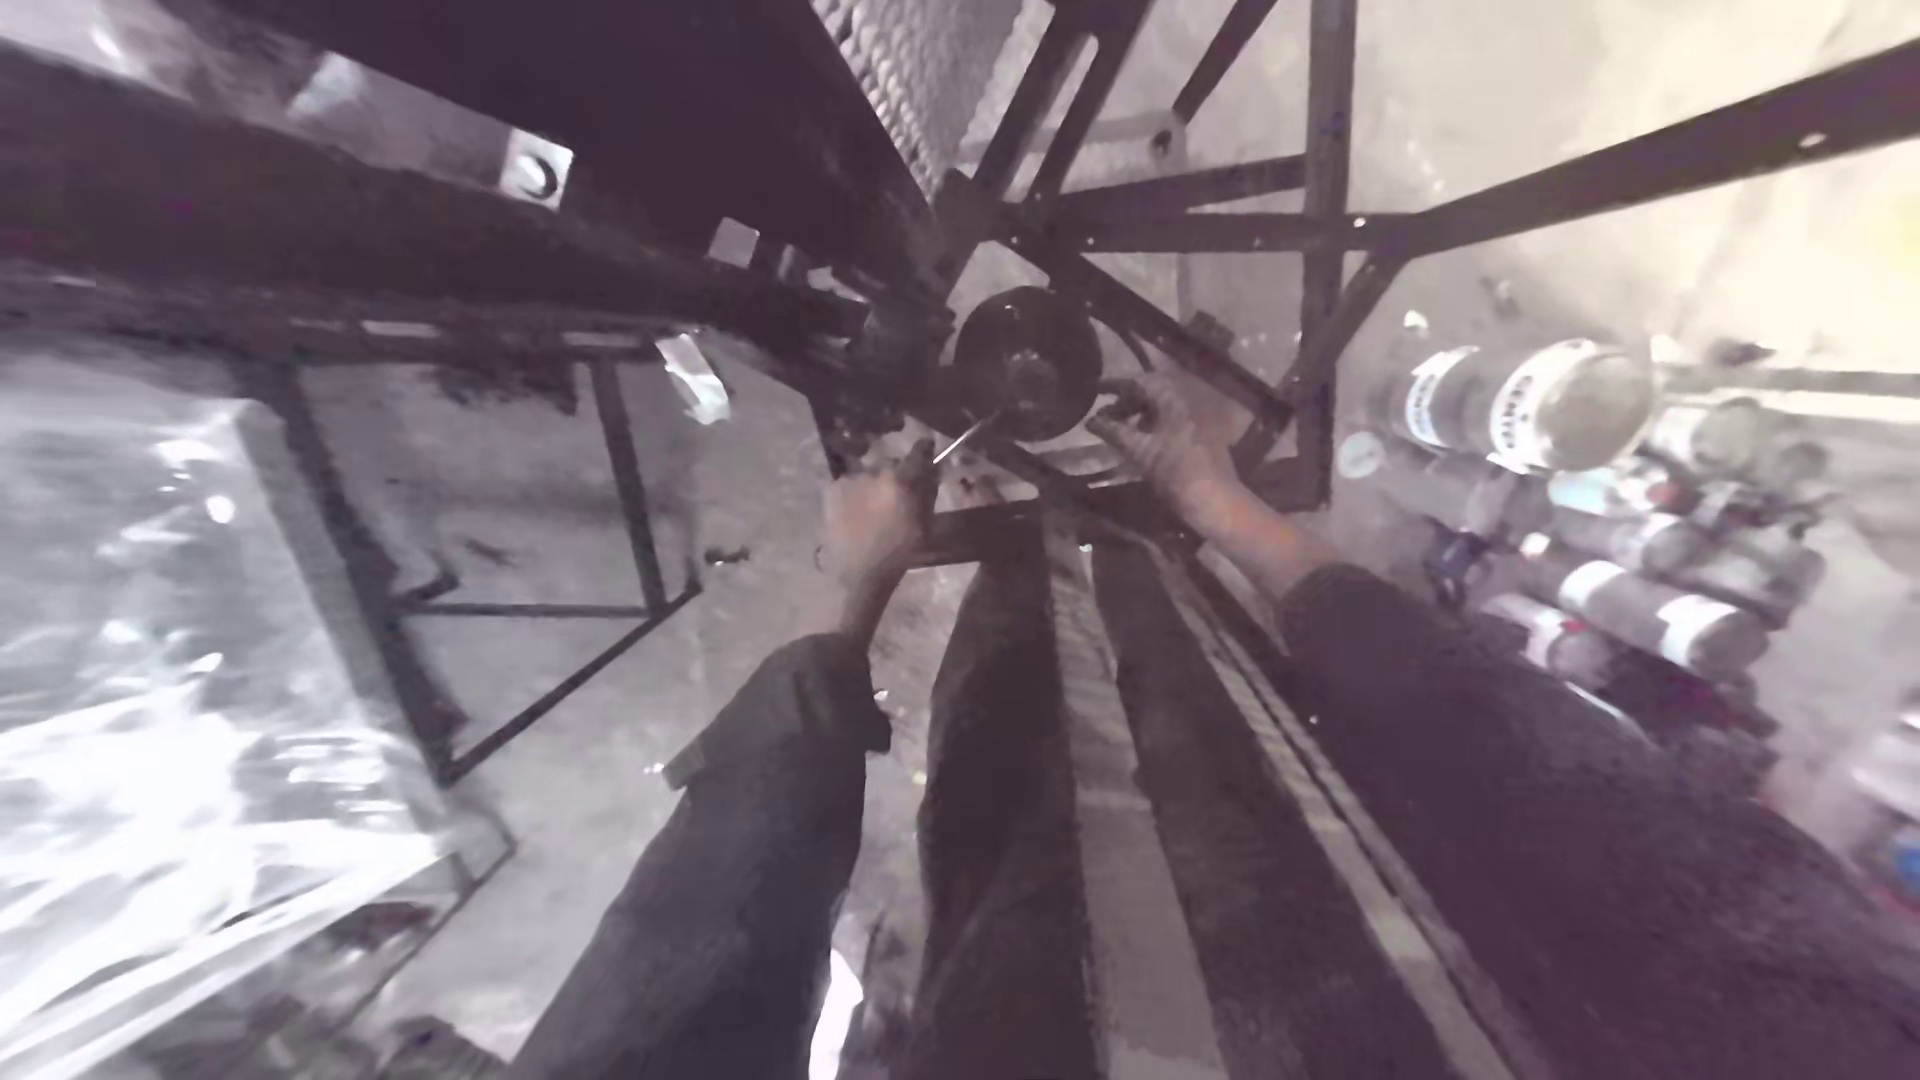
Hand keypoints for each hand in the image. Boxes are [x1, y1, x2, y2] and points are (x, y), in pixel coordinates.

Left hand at [821, 438, 935, 589]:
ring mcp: (850, 479)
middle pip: (889, 462)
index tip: (926, 448)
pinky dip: (854, 491)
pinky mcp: (831, 489)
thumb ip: (928, 491)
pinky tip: (855, 509)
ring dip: (872, 482)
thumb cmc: (899, 552)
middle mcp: (874, 472)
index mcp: (900, 479)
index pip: (918, 451)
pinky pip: (849, 482)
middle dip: (895, 472)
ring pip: (867, 472)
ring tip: (872, 503)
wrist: (859, 572)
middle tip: (895, 491)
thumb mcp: (924, 523)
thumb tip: (932, 468)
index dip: (924, 449)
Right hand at [1087, 374, 1243, 524]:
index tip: (1094, 388)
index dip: (1114, 384)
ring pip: (1161, 404)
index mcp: (1173, 397)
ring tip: (1119, 426)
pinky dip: (1152, 421)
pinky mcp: (1201, 429)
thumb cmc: (1173, 470)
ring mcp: (1197, 414)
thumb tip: (1090, 420)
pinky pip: (1171, 416)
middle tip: (1105, 413)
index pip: (1139, 381)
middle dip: (1126, 400)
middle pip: (1151, 390)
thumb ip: (1112, 431)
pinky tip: (1140, 435)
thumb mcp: (1138, 450)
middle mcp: (1187, 398)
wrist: (1212, 498)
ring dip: (1138, 411)